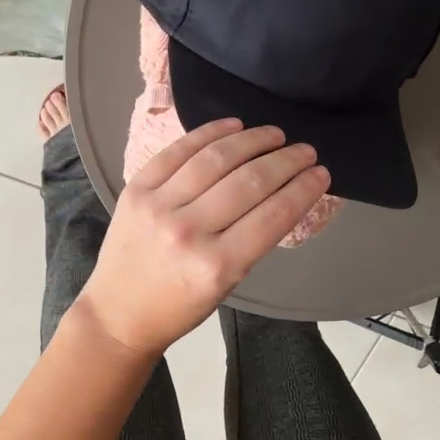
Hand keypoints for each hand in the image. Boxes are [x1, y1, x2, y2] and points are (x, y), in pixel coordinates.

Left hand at [72, 119, 330, 357]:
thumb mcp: (227, 284)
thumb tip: (285, 192)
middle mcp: (188, 232)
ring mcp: (159, 206)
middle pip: (249, 182)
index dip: (303, 189)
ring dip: (253, 140)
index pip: (273, 216)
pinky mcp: (136, 189)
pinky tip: (234, 126)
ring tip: (275, 134)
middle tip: (305, 150)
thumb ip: (253, 240)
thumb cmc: (180, 306)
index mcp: (217, 266)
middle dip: (286, 162)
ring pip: (215, 159)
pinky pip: (178, 151)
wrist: (118, 314)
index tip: (321, 173)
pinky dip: (209, 133)